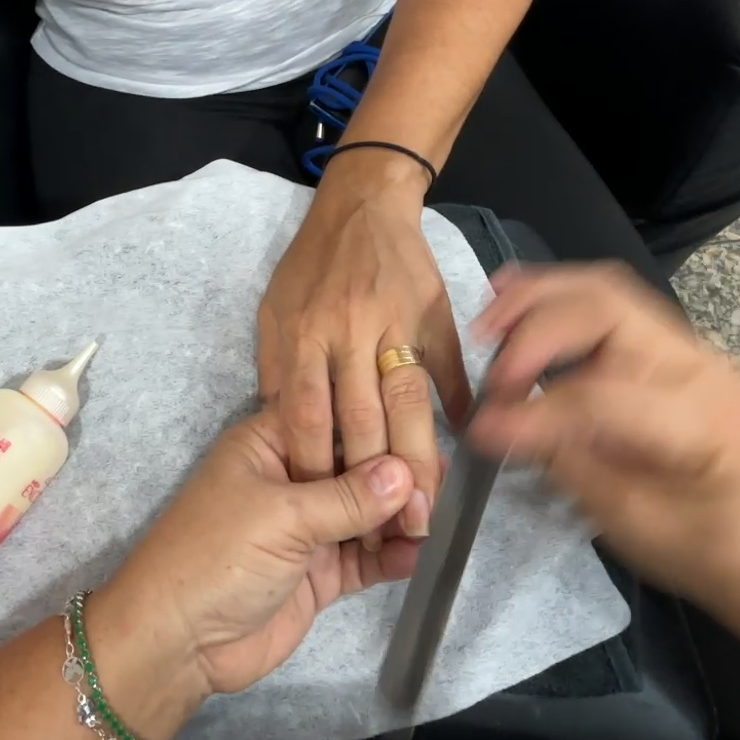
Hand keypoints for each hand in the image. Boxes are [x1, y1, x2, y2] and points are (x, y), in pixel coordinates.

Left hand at [92, 414, 420, 697]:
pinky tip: (418, 555)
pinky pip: (363, 557)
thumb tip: (405, 472)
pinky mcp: (319, 571)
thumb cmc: (217, 554)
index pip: (331, 420)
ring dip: (397, 517)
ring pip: (364, 513)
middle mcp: (292, 476)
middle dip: (393, 477)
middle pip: (353, 467)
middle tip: (436, 485)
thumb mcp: (282, 515)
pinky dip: (390, 556)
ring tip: (434, 519)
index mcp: (270, 442)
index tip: (419, 435)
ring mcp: (307, 526)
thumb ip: (347, 497)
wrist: (179, 640)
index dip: (373, 426)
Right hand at [256, 150, 468, 547]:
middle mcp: (347, 328)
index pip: (405, 406)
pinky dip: (279, 428)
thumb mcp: (438, 307)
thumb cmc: (401, 258)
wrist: (353, 204)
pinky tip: (285, 465)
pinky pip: (271, 388)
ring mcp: (301, 328)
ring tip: (325, 516)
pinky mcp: (270, 326)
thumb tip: (469, 430)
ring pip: (304, 411)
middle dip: (365, 483)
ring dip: (314, 469)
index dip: (413, 464)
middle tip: (375, 536)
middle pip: (354, 418)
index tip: (420, 516)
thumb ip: (451, 371)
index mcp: (394, 322)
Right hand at [466, 264, 739, 614]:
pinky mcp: (664, 338)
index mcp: (703, 424)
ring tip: (489, 319)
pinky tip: (514, 301)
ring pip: (601, 288)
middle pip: (605, 311)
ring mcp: (686, 344)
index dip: (536, 407)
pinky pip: (604, 297)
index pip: (604, 395)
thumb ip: (564, 460)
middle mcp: (700, 367)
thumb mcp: (630, 521)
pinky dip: (553, 295)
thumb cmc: (699, 544)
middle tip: (485, 351)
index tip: (483, 427)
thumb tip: (492, 425)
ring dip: (536, 296)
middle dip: (533, 324)